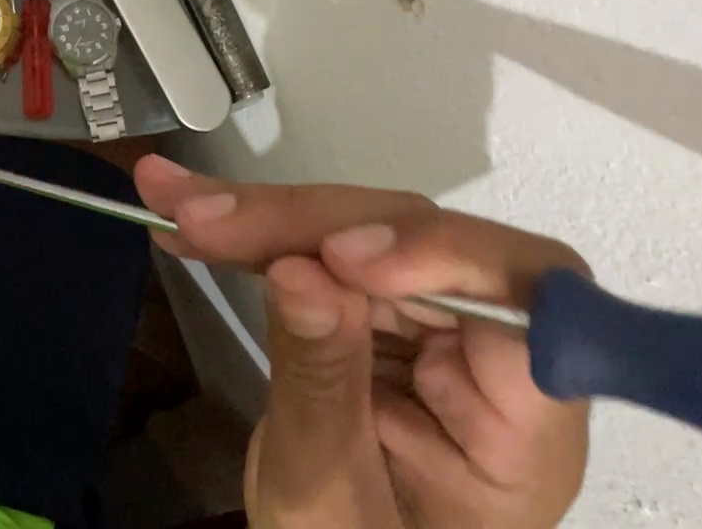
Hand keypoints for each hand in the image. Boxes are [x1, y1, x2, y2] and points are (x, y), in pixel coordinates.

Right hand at [134, 158, 589, 528]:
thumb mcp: (326, 500)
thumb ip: (319, 384)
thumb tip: (295, 267)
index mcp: (523, 425)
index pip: (527, 303)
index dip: (442, 256)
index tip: (342, 255)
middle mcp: (488, 352)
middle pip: (419, 244)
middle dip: (305, 224)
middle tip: (199, 215)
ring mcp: (430, 321)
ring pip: (358, 230)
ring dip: (262, 216)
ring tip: (173, 202)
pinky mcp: (377, 306)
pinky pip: (319, 250)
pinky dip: (252, 235)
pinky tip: (190, 218)